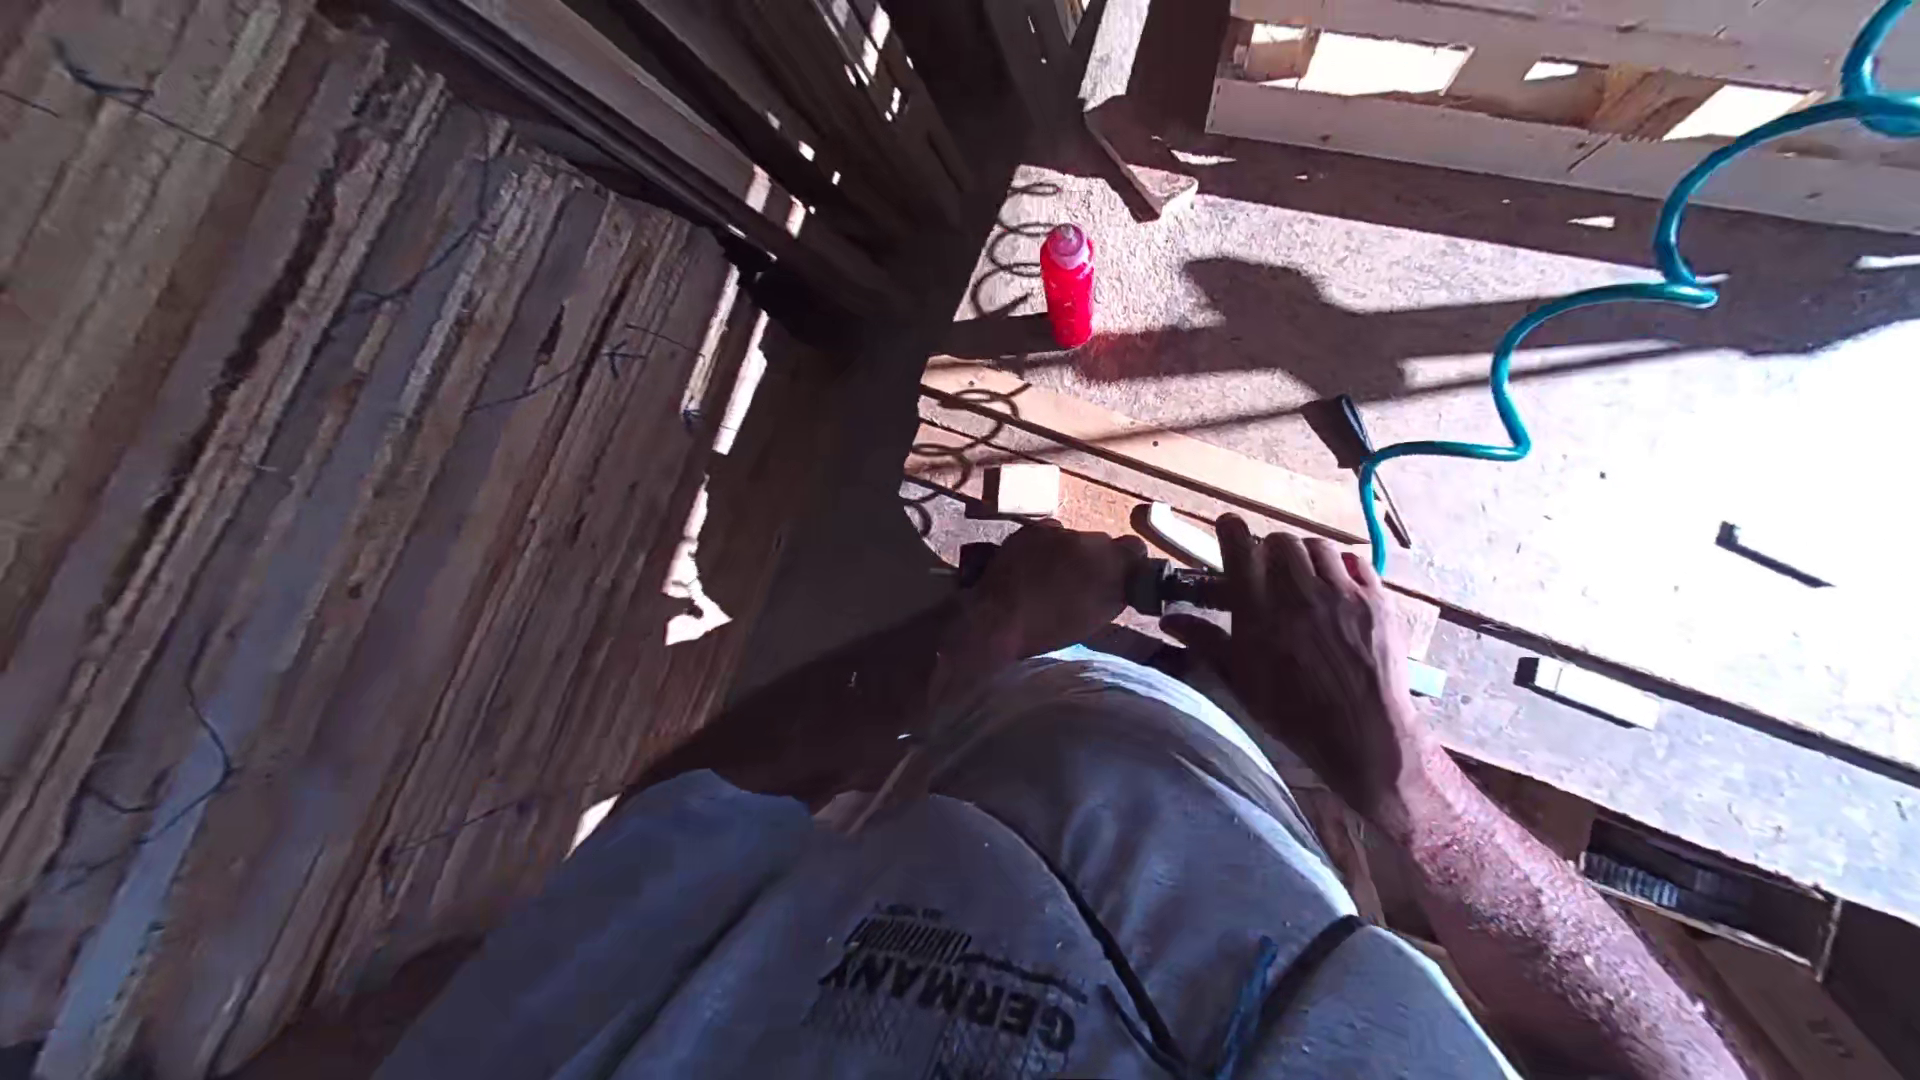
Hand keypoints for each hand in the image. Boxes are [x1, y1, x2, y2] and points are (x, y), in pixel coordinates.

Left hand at [951, 523, 1147, 662]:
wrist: (1000, 617)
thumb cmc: (1051, 628)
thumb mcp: (1096, 616)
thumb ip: (1115, 592)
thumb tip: (1121, 581)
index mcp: (1113, 564)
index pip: (1135, 549)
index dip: (1127, 562)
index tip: (1117, 575)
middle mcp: (1091, 541)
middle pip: (1102, 543)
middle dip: (1094, 559)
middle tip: (1078, 581)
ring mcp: (1060, 532)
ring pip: (1074, 538)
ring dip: (1068, 552)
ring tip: (1049, 575)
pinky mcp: (1033, 529)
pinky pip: (1049, 533)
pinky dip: (1045, 546)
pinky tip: (1033, 564)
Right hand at [1161, 515, 1440, 834]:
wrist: (1362, 733)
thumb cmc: (1291, 710)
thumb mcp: (1239, 678)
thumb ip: (1205, 642)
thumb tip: (1168, 621)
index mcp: (1259, 611)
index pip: (1241, 549)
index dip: (1231, 530)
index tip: (1228, 526)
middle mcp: (1298, 592)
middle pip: (1281, 541)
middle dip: (1269, 546)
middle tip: (1266, 564)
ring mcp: (1342, 594)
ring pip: (1318, 547)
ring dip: (1303, 553)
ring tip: (1301, 572)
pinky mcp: (1377, 601)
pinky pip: (1357, 562)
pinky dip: (1341, 564)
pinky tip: (1336, 583)